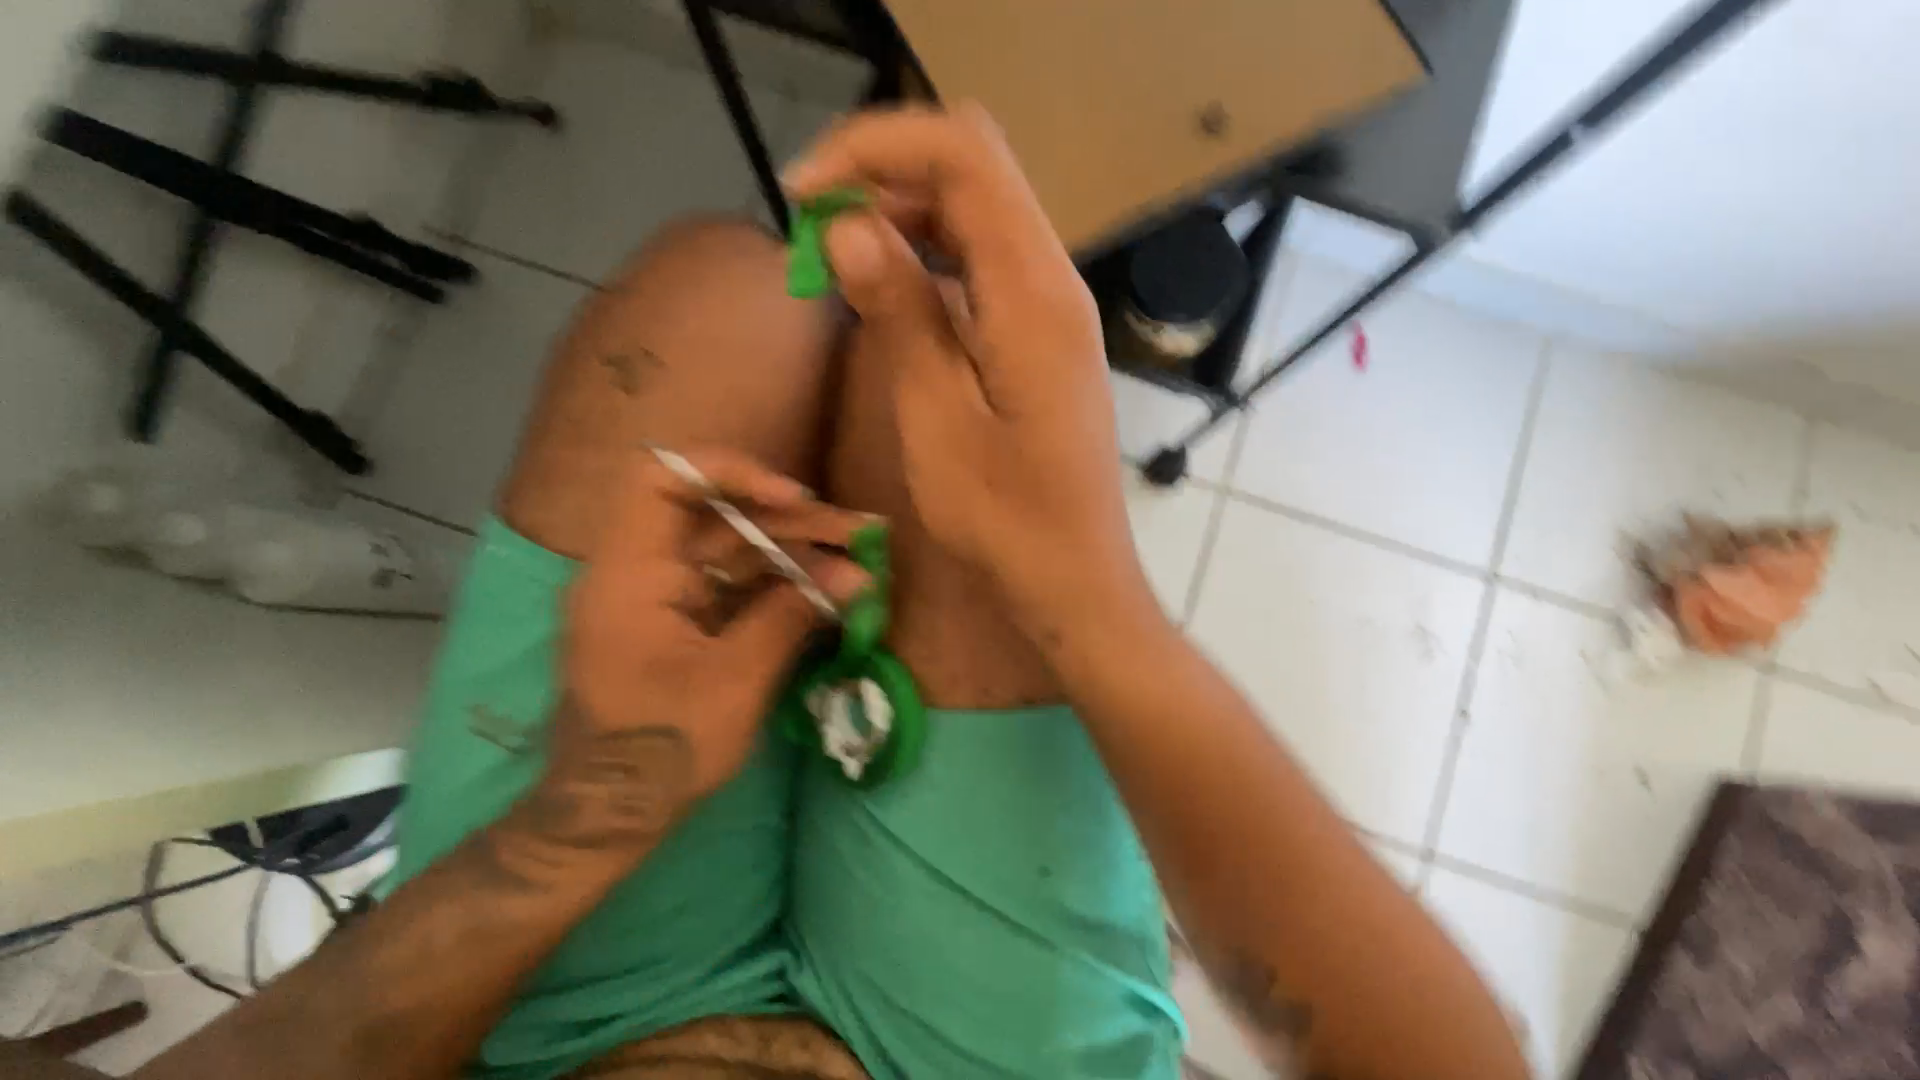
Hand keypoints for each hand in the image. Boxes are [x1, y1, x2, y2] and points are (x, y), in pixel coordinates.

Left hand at [546, 449, 869, 840]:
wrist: (610, 815)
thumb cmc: (664, 746)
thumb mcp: (735, 681)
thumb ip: (791, 616)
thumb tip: (855, 578)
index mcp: (629, 573)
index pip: (663, 478)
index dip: (731, 471)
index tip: (792, 499)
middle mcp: (637, 571)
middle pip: (716, 517)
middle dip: (791, 523)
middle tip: (860, 535)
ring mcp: (657, 598)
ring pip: (730, 552)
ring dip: (793, 555)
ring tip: (859, 564)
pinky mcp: (676, 624)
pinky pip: (728, 587)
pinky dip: (775, 587)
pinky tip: (825, 593)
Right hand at [782, 105, 1154, 638]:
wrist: (1075, 579)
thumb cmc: (1006, 520)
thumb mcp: (937, 420)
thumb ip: (901, 314)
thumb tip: (850, 227)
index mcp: (1032, 292)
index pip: (964, 155)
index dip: (876, 148)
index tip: (804, 193)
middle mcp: (1051, 281)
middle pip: (971, 173)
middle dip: (883, 175)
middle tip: (810, 225)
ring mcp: (1049, 309)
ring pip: (975, 216)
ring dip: (900, 215)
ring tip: (832, 255)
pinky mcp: (1038, 338)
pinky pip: (980, 266)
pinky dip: (926, 258)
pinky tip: (883, 293)